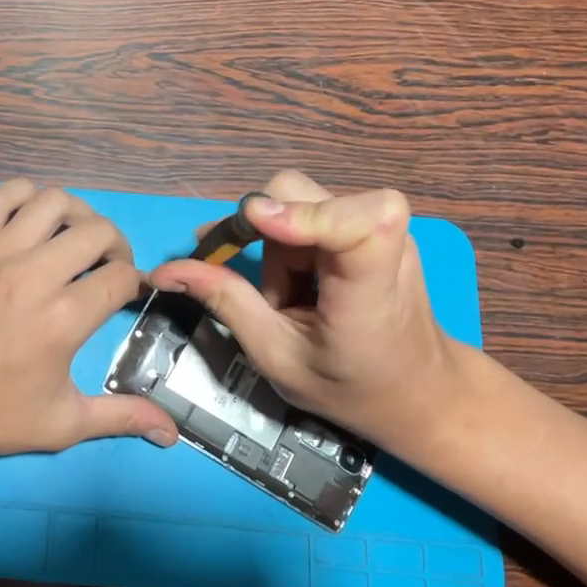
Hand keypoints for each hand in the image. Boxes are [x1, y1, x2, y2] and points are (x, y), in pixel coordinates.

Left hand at [0, 181, 177, 465]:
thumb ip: (120, 418)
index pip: (121, 276)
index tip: (130, 294)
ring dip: (77, 214)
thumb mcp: (59, 424)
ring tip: (75, 239)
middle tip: (108, 268)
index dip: (135, 283)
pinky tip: (31, 218)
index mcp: (63, 318)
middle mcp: (34, 274)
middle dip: (116, 246)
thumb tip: (171, 433)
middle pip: (96, 231)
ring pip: (52, 201)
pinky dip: (23, 195)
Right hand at [147, 171, 466, 449]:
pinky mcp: (368, 225)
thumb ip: (226, 303)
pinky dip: (284, 242)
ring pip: (294, 200)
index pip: (360, 222)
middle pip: (301, 194)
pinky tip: (290, 283)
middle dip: (260, 230)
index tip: (257, 223)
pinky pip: (307, 210)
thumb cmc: (352, 387)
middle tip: (244, 278)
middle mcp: (385, 241)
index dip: (305, 215)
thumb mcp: (278, 356)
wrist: (419, 392)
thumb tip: (167, 271)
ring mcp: (380, 226)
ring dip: (271, 244)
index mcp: (371, 287)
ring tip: (280, 297)